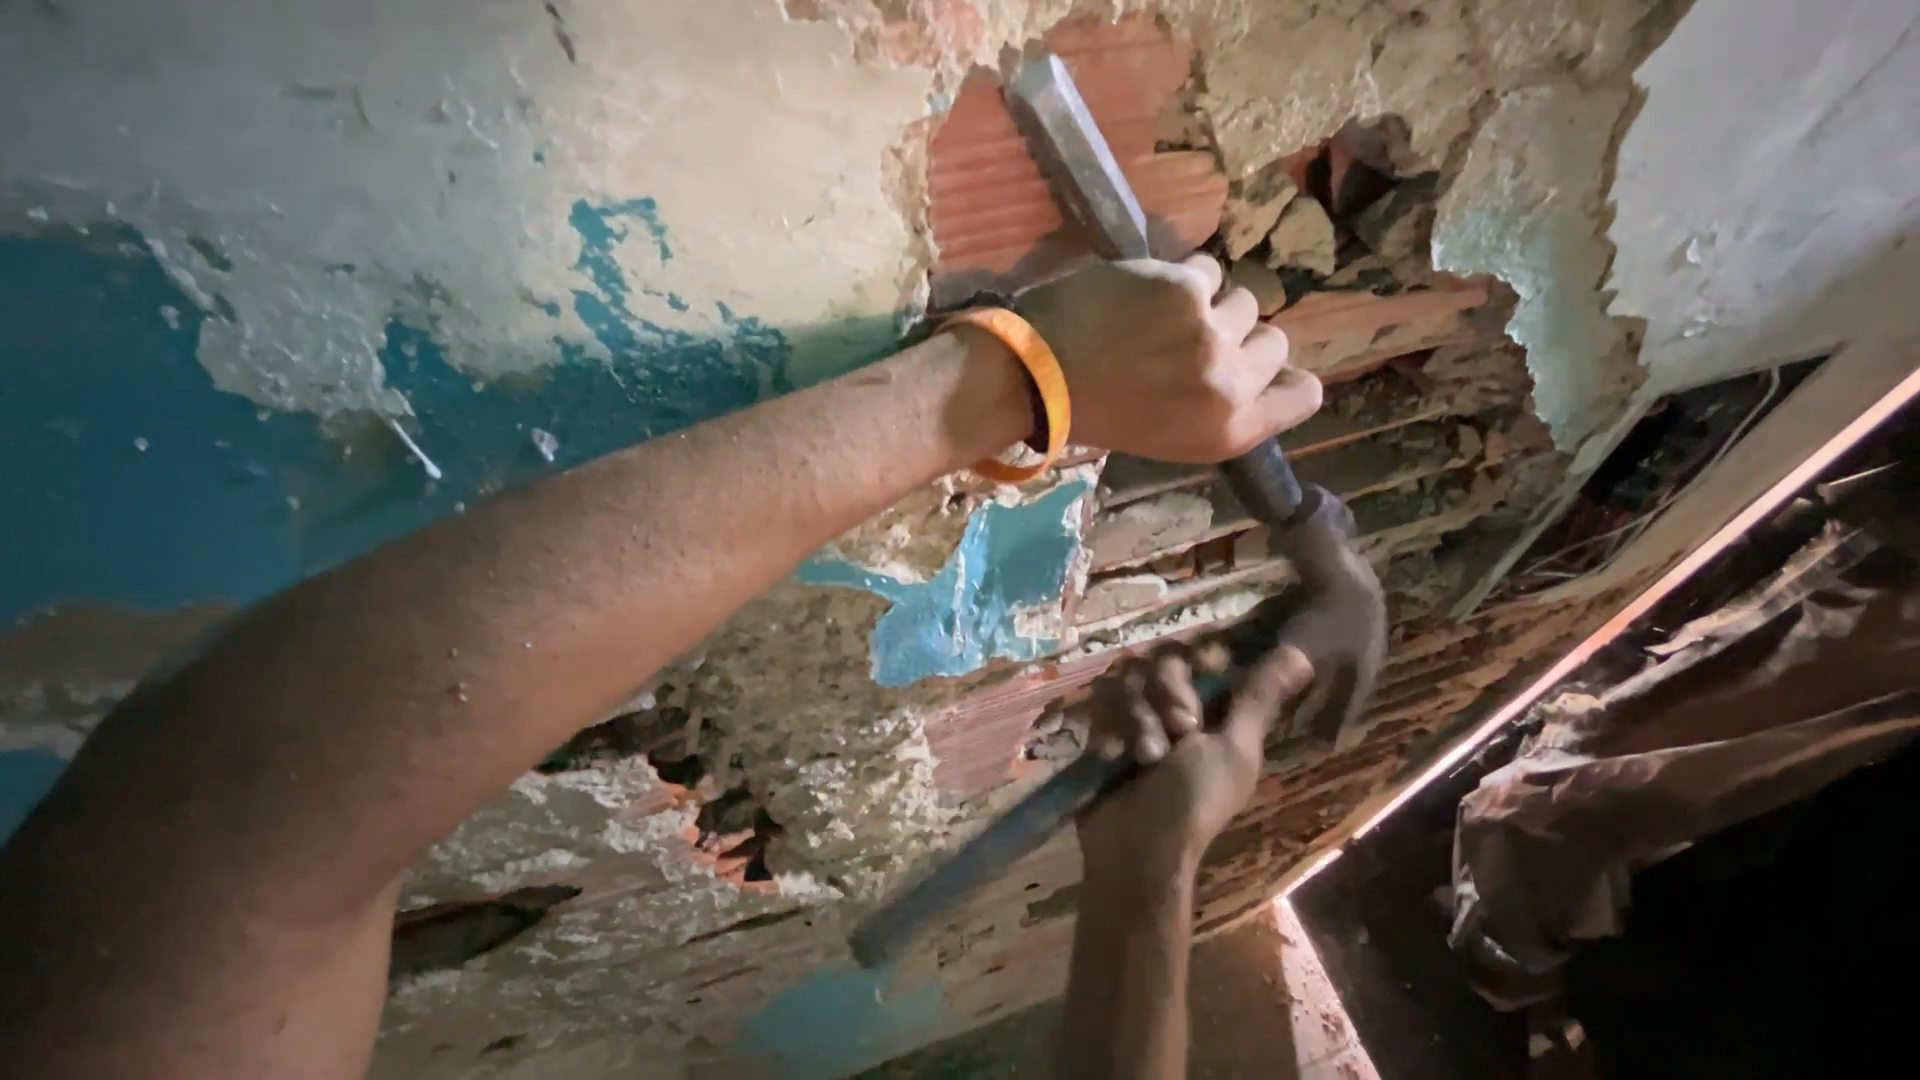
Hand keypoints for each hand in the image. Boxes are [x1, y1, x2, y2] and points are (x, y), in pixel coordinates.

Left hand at [1015, 254, 1320, 462]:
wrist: (1037, 376)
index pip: (1304, 394)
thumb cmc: (1098, 414)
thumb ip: (1224, 409)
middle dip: (1238, 336)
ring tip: (1160, 317)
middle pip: (1275, 341)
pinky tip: (1144, 295)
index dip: (1283, 376)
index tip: (1258, 367)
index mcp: (1228, 431)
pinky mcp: (1186, 287)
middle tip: (1190, 341)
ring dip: (1209, 304)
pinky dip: (1180, 276)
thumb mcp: (1170, 437)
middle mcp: (1230, 384)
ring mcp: (1211, 332)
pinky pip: (1206, 269)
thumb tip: (1267, 372)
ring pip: (1243, 299)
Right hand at [1075, 641, 1314, 885]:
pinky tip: (1113, 757)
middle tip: (1176, 731)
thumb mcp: (1233, 748)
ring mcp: (1137, 721)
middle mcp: (1175, 709)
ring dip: (1137, 720)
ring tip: (1143, 757)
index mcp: (1215, 712)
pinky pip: (1100, 705)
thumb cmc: (1195, 799)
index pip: (1201, 655)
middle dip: (1167, 697)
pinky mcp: (1104, 733)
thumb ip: (1259, 697)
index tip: (1204, 672)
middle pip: (1161, 663)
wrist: (1137, 846)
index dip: (1197, 661)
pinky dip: (1109, 733)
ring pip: (1128, 683)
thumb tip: (1303, 655)